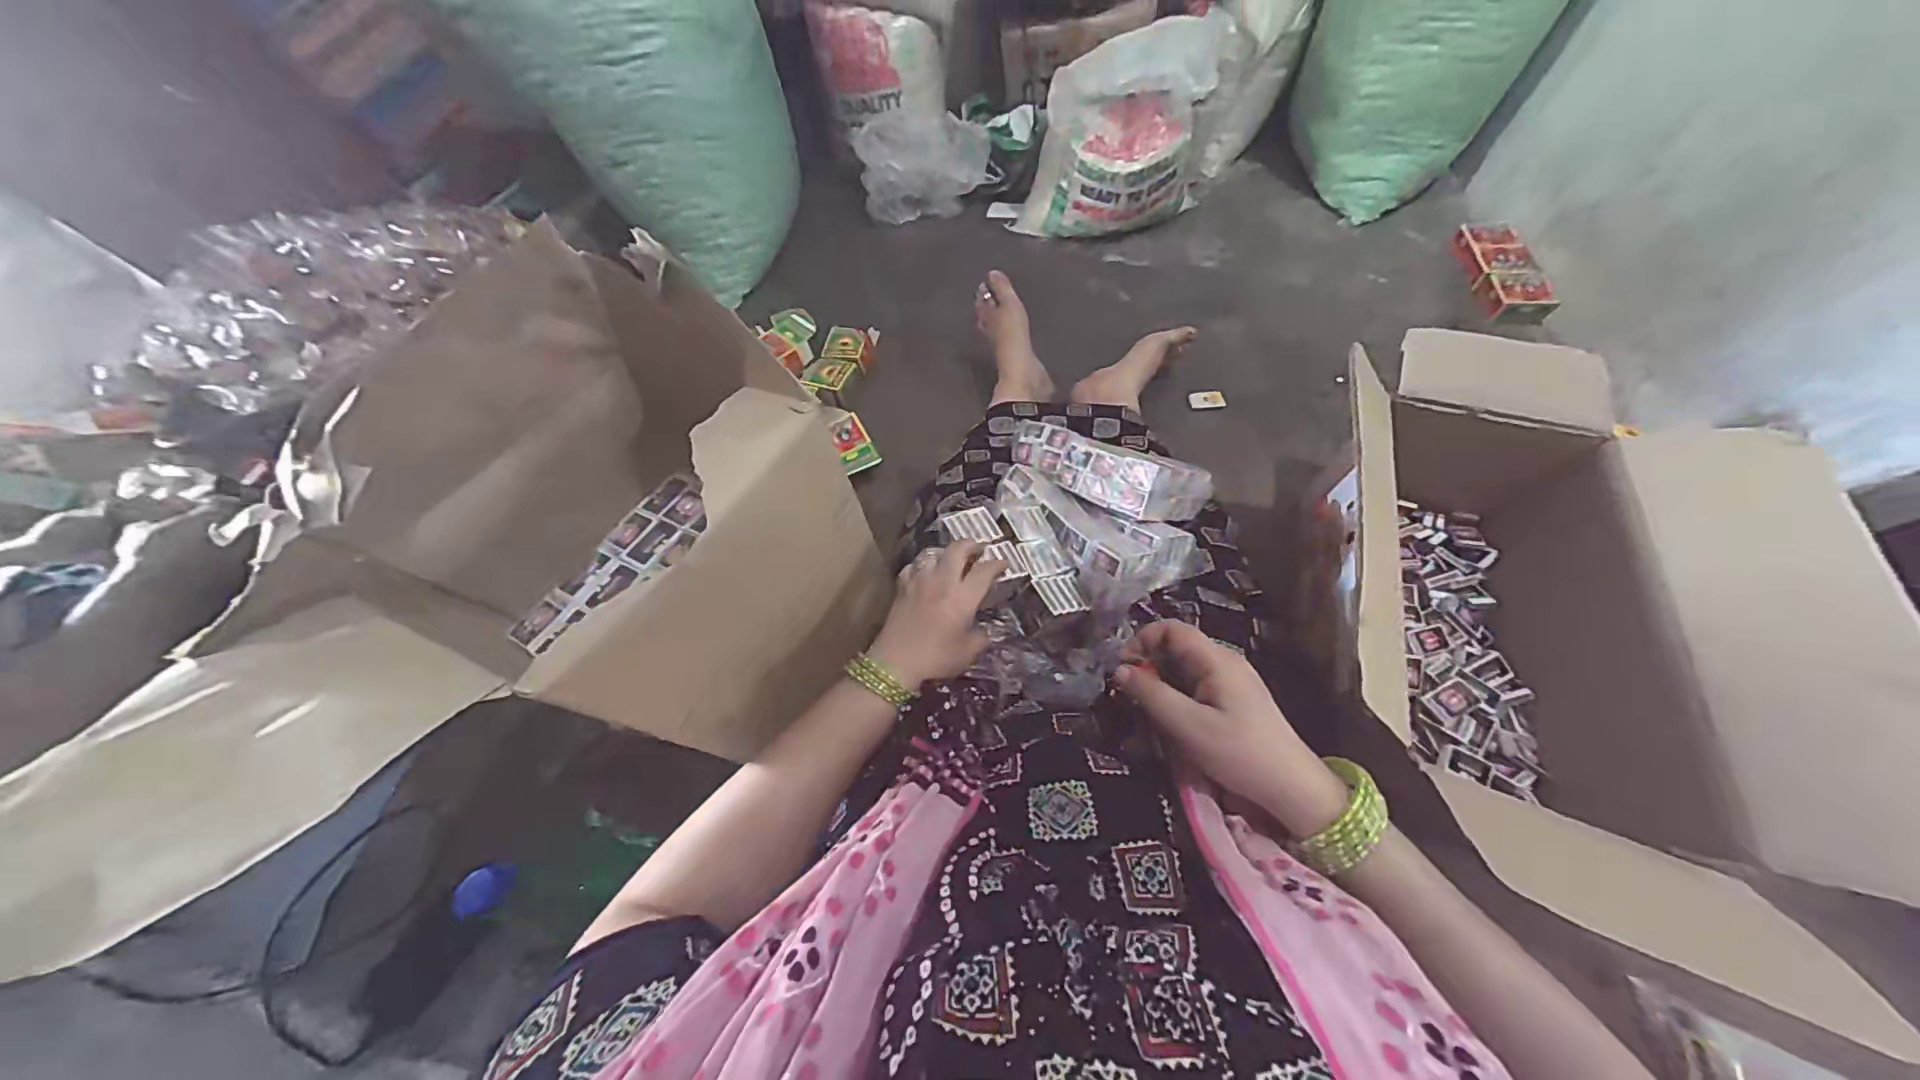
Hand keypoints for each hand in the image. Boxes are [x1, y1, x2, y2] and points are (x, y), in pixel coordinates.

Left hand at [867, 541, 1005, 689]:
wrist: (894, 662)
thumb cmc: (936, 658)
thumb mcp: (968, 652)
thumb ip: (983, 637)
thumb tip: (989, 629)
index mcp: (963, 597)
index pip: (984, 571)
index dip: (997, 564)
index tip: (1004, 564)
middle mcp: (942, 581)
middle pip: (958, 549)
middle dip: (972, 545)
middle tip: (979, 550)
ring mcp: (919, 581)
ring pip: (933, 553)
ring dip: (946, 553)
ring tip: (951, 560)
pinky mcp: (902, 587)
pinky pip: (914, 566)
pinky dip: (923, 566)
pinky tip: (925, 573)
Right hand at [1115, 621, 1350, 837]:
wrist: (1292, 791)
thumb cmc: (1239, 753)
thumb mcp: (1187, 725)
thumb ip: (1150, 694)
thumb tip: (1120, 670)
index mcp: (1216, 660)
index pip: (1171, 629)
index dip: (1142, 641)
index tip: (1123, 670)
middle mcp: (1223, 664)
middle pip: (1175, 651)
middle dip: (1147, 671)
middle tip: (1128, 701)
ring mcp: (1230, 685)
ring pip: (1182, 675)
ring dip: (1158, 693)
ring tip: (1143, 723)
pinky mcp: (1232, 705)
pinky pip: (1194, 694)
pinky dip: (1175, 706)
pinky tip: (1165, 733)